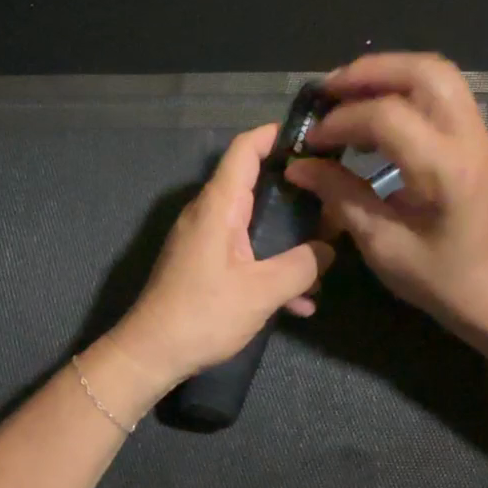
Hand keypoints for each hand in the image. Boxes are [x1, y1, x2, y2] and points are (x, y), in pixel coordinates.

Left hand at [111, 124, 334, 398]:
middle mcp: (208, 213)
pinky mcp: (203, 265)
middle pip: (254, 183)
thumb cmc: (204, 314)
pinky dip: (270, 266)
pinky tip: (300, 301)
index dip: (275, 135)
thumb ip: (303, 266)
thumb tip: (330, 250)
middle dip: (296, 190)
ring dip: (288, 238)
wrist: (151, 352)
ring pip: (253, 223)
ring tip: (327, 254)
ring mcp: (204, 239)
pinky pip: (243, 252)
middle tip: (335, 198)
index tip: (313, 137)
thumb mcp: (262, 292)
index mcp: (218, 206)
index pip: (244, 150)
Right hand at [284, 53, 487, 332]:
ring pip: (436, 72)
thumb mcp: (379, 242)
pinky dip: (403, 87)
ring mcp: (478, 133)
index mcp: (445, 170)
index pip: (388, 117)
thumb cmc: (434, 275)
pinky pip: (441, 90)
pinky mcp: (474, 135)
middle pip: (424, 72)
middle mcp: (468, 139)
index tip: (313, 140)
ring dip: (387, 73)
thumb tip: (298, 165)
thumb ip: (339, 195)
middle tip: (328, 91)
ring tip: (347, 94)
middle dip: (369, 72)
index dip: (342, 120)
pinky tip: (373, 110)